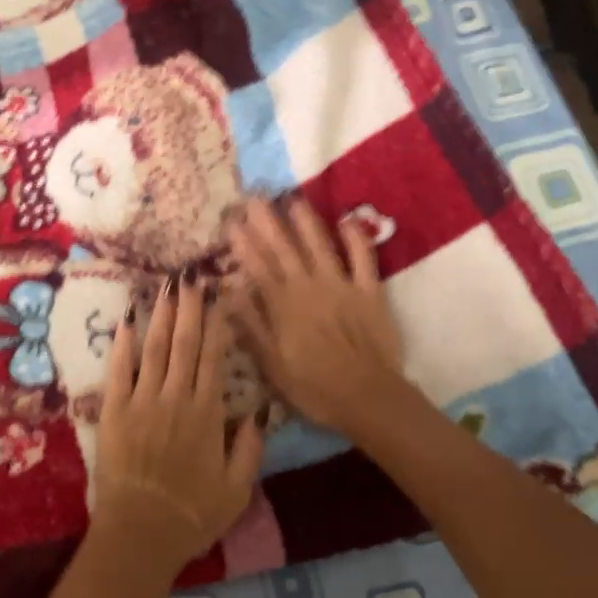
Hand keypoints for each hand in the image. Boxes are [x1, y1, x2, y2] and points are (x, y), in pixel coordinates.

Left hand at [92, 276, 263, 573]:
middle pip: (184, 343)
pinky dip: (123, 341)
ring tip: (166, 285)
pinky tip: (127, 316)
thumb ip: (250, 447)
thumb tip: (261, 409)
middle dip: (189, 307)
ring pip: (154, 347)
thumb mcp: (236, 489)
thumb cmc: (192, 515)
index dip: (216, 323)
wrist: (141, 532)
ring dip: (161, 314)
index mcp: (207, 413)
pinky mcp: (114, 409)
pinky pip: (119, 368)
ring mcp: (142, 400)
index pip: (213, 357)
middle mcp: (176, 397)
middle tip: (191, 276)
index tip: (219, 295)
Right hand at [225, 198, 405, 432]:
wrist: (369, 399)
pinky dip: (356, 238)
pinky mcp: (370, 292)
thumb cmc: (314, 387)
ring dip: (305, 221)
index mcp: (282, 305)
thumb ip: (250, 325)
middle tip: (254, 197)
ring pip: (319, 246)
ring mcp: (341, 286)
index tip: (230, 221)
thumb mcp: (271, 364)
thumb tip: (228, 290)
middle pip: (284, 248)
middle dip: (267, 222)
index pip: (257, 266)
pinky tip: (347, 220)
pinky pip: (364, 259)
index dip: (243, 242)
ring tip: (292, 198)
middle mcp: (308, 287)